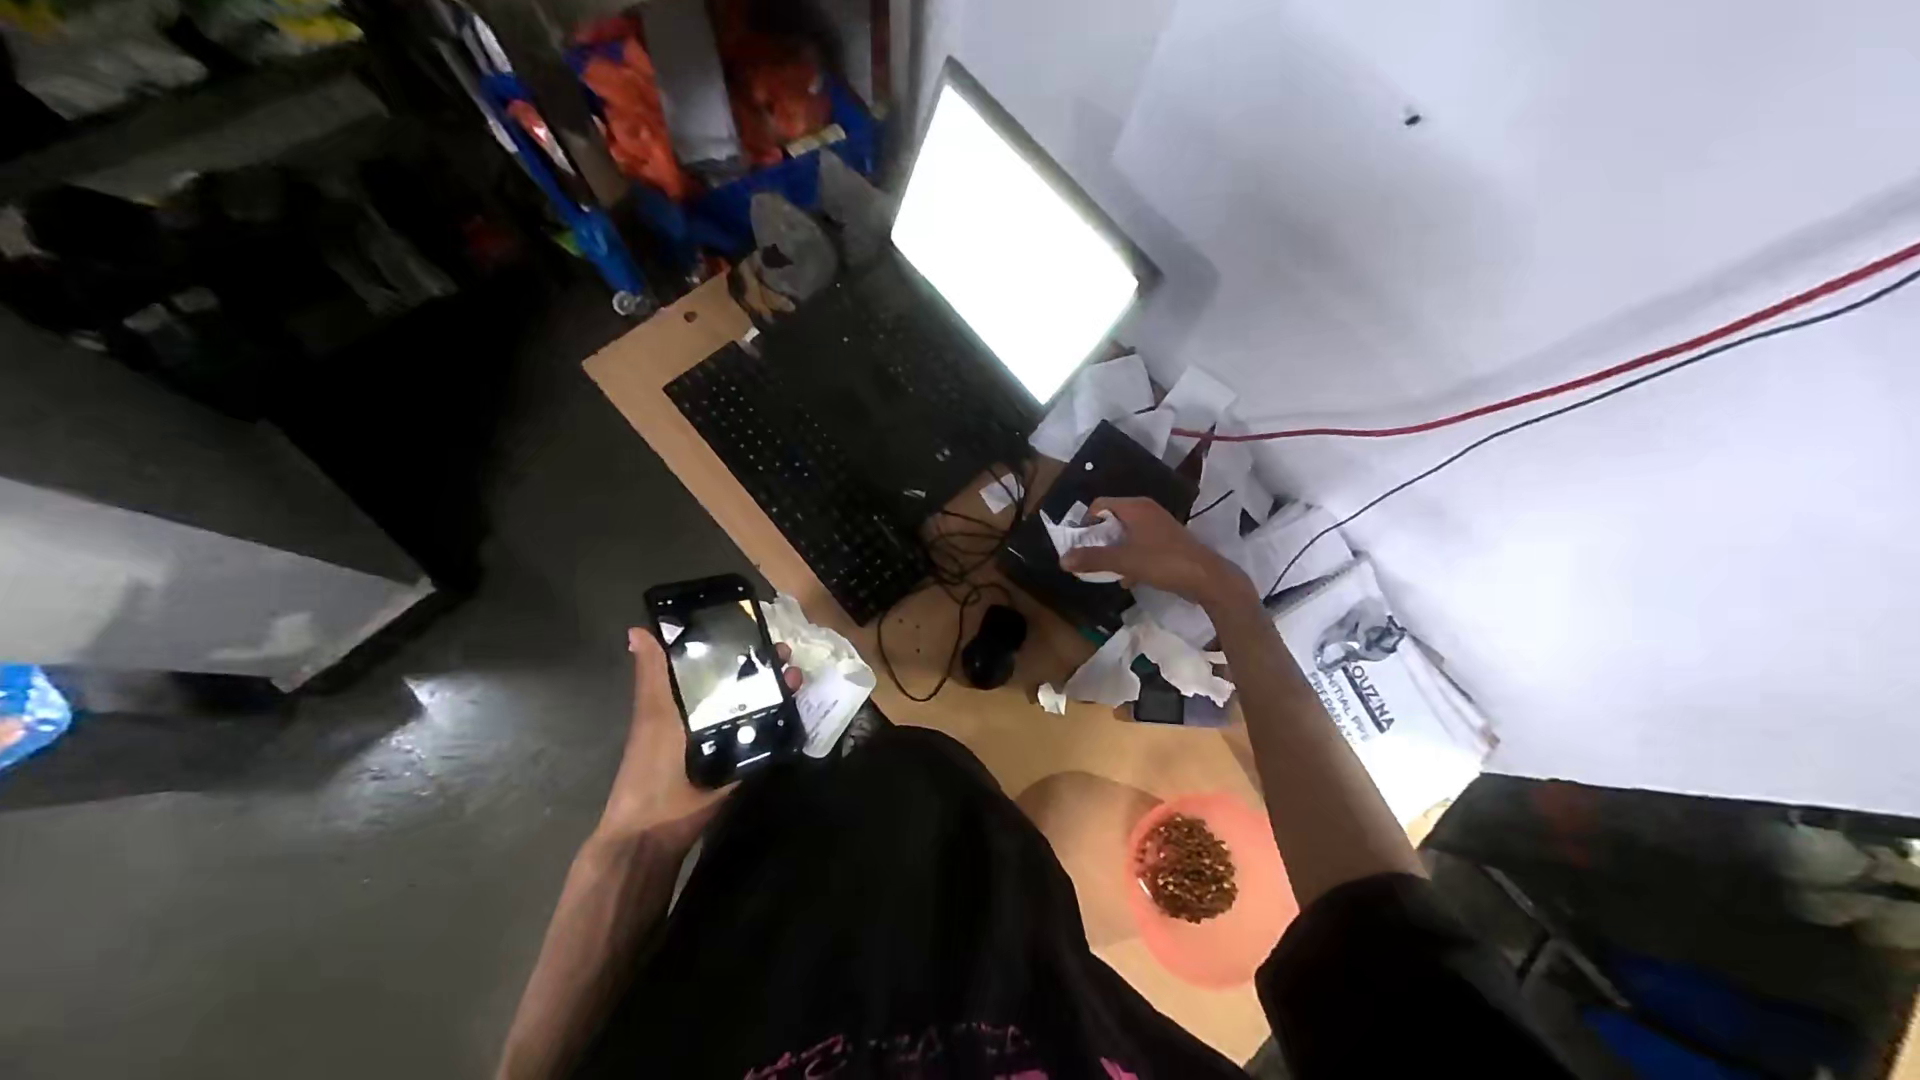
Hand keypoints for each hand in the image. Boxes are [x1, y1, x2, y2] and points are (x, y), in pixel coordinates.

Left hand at [597, 627, 801, 849]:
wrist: (658, 826)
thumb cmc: (651, 763)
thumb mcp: (653, 712)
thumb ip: (652, 676)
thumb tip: (637, 630)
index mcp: (684, 702)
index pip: (714, 665)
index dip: (735, 646)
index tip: (755, 628)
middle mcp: (708, 716)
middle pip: (741, 683)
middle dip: (763, 666)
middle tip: (786, 652)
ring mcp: (728, 739)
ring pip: (758, 706)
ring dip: (778, 689)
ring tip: (796, 676)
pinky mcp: (744, 760)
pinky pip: (767, 734)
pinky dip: (783, 719)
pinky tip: (799, 707)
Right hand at [1059, 497, 1256, 610]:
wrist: (1207, 578)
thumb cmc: (1164, 562)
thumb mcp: (1124, 561)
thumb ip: (1092, 559)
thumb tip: (1062, 559)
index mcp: (1136, 507)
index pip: (1100, 504)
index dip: (1086, 523)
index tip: (1079, 544)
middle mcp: (1147, 510)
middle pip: (1112, 519)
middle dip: (1098, 539)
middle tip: (1089, 557)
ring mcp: (1159, 526)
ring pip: (1125, 534)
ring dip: (1113, 551)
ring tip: (1106, 570)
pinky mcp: (1167, 542)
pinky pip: (1139, 545)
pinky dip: (1130, 557)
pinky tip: (1128, 578)